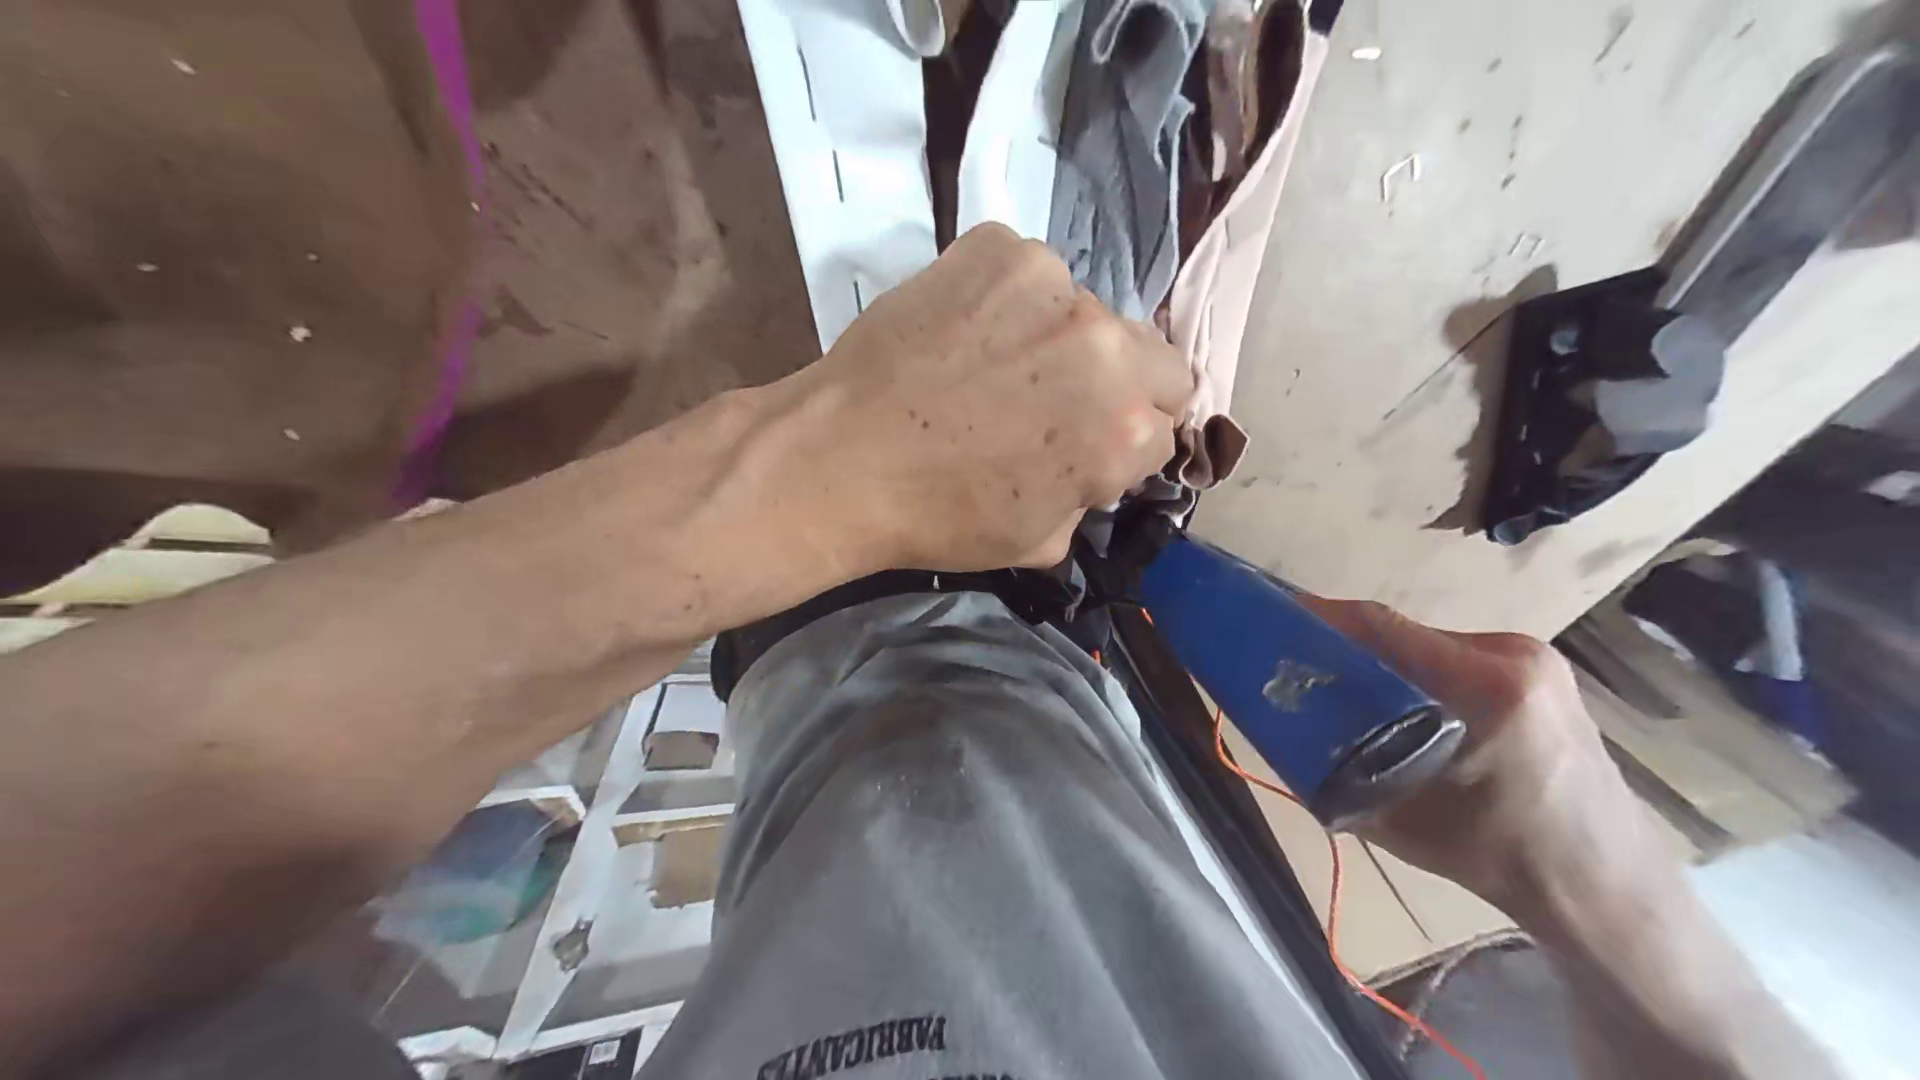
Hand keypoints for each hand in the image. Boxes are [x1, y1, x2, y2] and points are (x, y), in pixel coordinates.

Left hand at [772, 223, 1193, 572]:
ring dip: (1060, 339)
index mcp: (1127, 432)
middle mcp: (1107, 347)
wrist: (840, 460)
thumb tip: (1091, 464)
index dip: (1125, 443)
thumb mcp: (1039, 539)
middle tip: (1058, 402)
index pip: (1165, 427)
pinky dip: (1010, 300)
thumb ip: (1090, 494)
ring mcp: (1053, 286)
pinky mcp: (998, 248)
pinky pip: (1030, 274)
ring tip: (993, 366)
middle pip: (1155, 358)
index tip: (1086, 448)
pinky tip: (965, 333)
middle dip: (1121, 385)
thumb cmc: (940, 517)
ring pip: (1089, 312)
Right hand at [1301, 598, 1646, 910]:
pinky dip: (1414, 669)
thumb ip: (1331, 762)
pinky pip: (1453, 655)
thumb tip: (1276, 725)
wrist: (1606, 886)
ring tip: (1343, 685)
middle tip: (1299, 662)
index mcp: (1486, 687)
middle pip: (1400, 632)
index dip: (1317, 616)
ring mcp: (1533, 659)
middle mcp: (1514, 656)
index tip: (1270, 614)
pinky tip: (1398, 700)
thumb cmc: (1496, 856)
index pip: (1379, 627)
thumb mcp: (1393, 813)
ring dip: (1379, 659)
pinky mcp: (1539, 671)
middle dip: (1343, 644)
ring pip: (1425, 643)